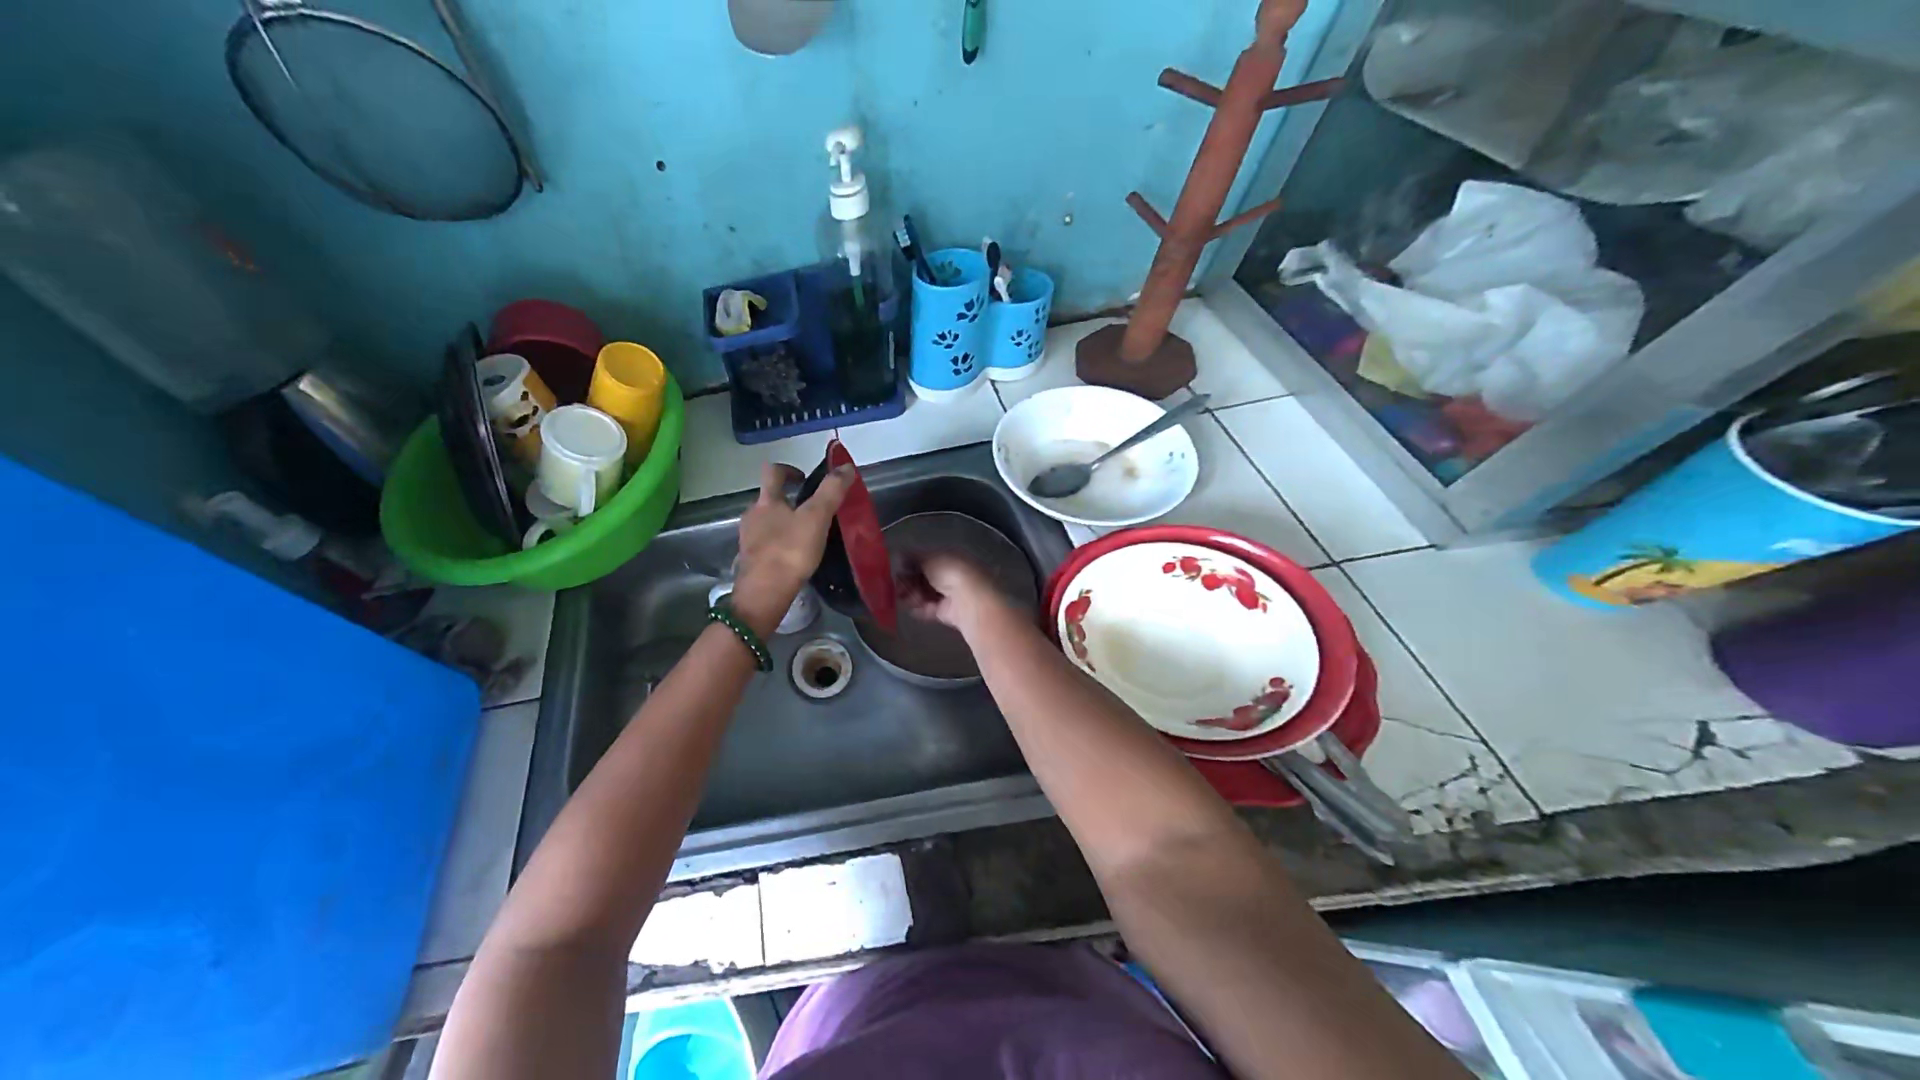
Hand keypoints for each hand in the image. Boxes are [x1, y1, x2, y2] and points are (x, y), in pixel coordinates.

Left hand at [731, 463, 851, 631]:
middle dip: (788, 500)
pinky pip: (765, 544)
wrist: (764, 594)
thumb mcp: (816, 518)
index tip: (804, 477)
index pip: (773, 472)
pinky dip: (779, 544)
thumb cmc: (790, 551)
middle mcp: (752, 516)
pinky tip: (794, 557)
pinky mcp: (751, 561)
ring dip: (783, 523)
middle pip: (768, 499)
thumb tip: (845, 466)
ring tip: (806, 535)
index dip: (789, 469)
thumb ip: (831, 491)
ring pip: (766, 522)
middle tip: (811, 510)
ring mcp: (748, 539)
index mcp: (766, 501)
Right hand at [897, 553, 1001, 631]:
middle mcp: (952, 574)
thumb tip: (899, 555)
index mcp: (950, 556)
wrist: (969, 599)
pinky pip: (930, 609)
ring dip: (913, 595)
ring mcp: (951, 594)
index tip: (896, 569)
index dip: (910, 564)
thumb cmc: (949, 571)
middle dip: (909, 582)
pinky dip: (921, 609)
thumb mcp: (928, 558)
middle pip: (925, 578)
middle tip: (897, 587)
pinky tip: (911, 609)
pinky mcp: (949, 612)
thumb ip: (912, 557)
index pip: (926, 559)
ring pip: (926, 594)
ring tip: (903, 598)